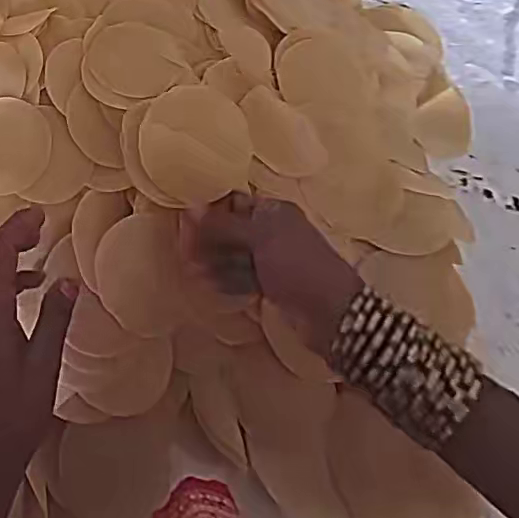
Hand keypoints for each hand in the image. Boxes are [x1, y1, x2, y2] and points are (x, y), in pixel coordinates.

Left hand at [0, 207, 77, 517]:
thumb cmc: (18, 407)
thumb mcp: (44, 361)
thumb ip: (55, 317)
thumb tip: (68, 280)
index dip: (16, 228)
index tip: (39, 215)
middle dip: (12, 232)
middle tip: (39, 220)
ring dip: (10, 250)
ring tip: (37, 241)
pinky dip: (10, 275)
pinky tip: (33, 283)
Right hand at [181, 192, 362, 354]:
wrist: (333, 315)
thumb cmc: (297, 265)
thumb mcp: (258, 239)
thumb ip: (222, 225)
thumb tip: (190, 208)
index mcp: (274, 210)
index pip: (234, 202)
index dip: (210, 211)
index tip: (186, 222)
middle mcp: (273, 230)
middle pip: (232, 229)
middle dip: (208, 239)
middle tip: (185, 250)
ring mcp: (273, 258)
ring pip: (235, 254)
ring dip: (213, 260)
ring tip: (192, 270)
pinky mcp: (272, 284)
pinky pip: (243, 275)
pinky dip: (227, 278)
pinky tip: (210, 283)